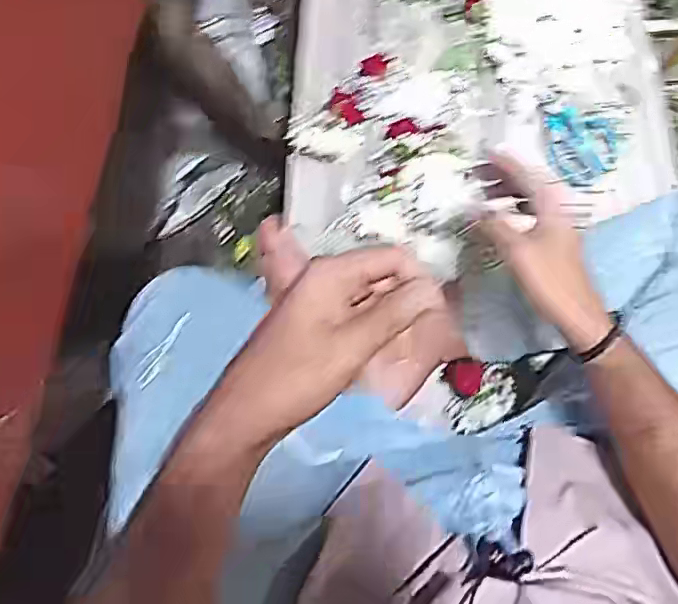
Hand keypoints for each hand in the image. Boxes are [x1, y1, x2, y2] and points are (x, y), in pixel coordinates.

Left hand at [193, 242, 444, 458]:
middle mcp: (324, 274)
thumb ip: (396, 312)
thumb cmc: (297, 378)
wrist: (242, 420)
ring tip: (410, 338)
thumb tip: (434, 290)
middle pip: (382, 272)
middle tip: (428, 325)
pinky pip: (358, 309)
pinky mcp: (316, 318)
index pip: (392, 256)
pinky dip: (376, 323)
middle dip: (407, 295)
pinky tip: (386, 344)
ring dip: (393, 311)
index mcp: (331, 271)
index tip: (434, 308)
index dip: (418, 278)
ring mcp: (318, 296)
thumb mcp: (353, 345)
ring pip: (372, 292)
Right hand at [476, 153, 612, 350]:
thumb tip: (470, 208)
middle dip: (502, 176)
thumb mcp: (517, 251)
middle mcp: (557, 207)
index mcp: (551, 203)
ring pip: (530, 197)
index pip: (525, 173)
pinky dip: (514, 209)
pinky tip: (500, 217)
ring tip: (482, 194)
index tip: (483, 153)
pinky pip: (531, 212)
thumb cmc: (550, 279)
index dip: (504, 162)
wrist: (578, 312)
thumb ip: (493, 225)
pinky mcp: (555, 238)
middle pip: (528, 182)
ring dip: (507, 192)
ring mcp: (558, 223)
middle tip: (475, 175)